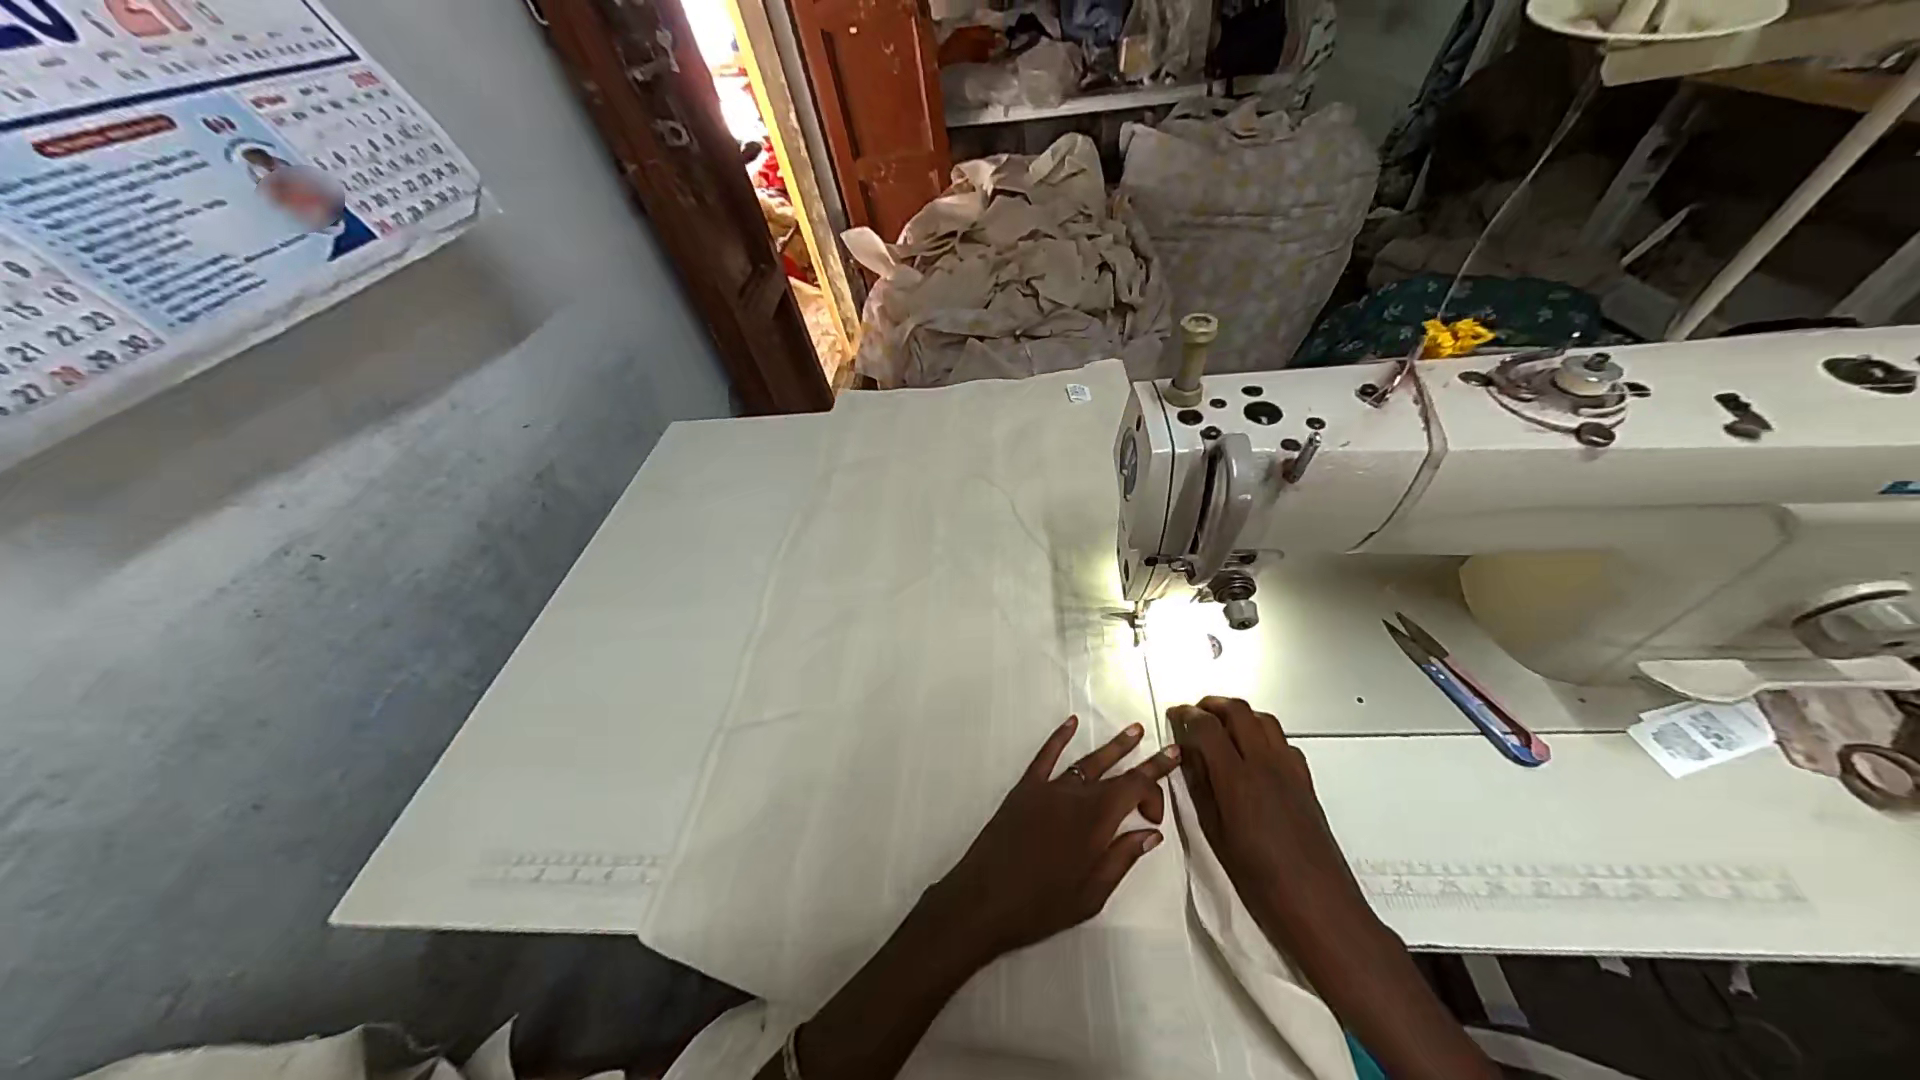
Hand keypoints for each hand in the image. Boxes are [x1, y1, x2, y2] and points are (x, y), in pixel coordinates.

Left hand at [925, 715, 1179, 960]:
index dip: (1153, 794)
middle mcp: (1075, 795)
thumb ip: (1122, 858)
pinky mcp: (1025, 789)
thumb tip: (1151, 833)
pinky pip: (1045, 756)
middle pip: (1117, 771)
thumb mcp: (1093, 893)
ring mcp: (1048, 789)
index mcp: (1096, 820)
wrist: (984, 899)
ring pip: (1087, 761)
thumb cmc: (1042, 904)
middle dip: (1146, 761)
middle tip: (1170, 748)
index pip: (1135, 789)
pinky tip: (1071, 723)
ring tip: (1134, 730)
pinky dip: (1060, 737)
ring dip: (1113, 746)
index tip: (1155, 818)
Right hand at [1167, 696, 1375, 947]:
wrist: (1318, 905)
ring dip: (1239, 713)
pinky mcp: (1305, 781)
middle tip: (1194, 712)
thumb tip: (1189, 759)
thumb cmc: (1264, 880)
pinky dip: (1262, 733)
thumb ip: (1200, 788)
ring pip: (1263, 719)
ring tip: (1221, 724)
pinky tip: (1252, 751)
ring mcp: (1290, 770)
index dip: (1186, 715)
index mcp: (1237, 779)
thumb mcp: (1215, 833)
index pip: (1206, 726)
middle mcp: (1266, 766)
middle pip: (1238, 711)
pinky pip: (1282, 741)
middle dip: (1212, 704)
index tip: (1176, 716)